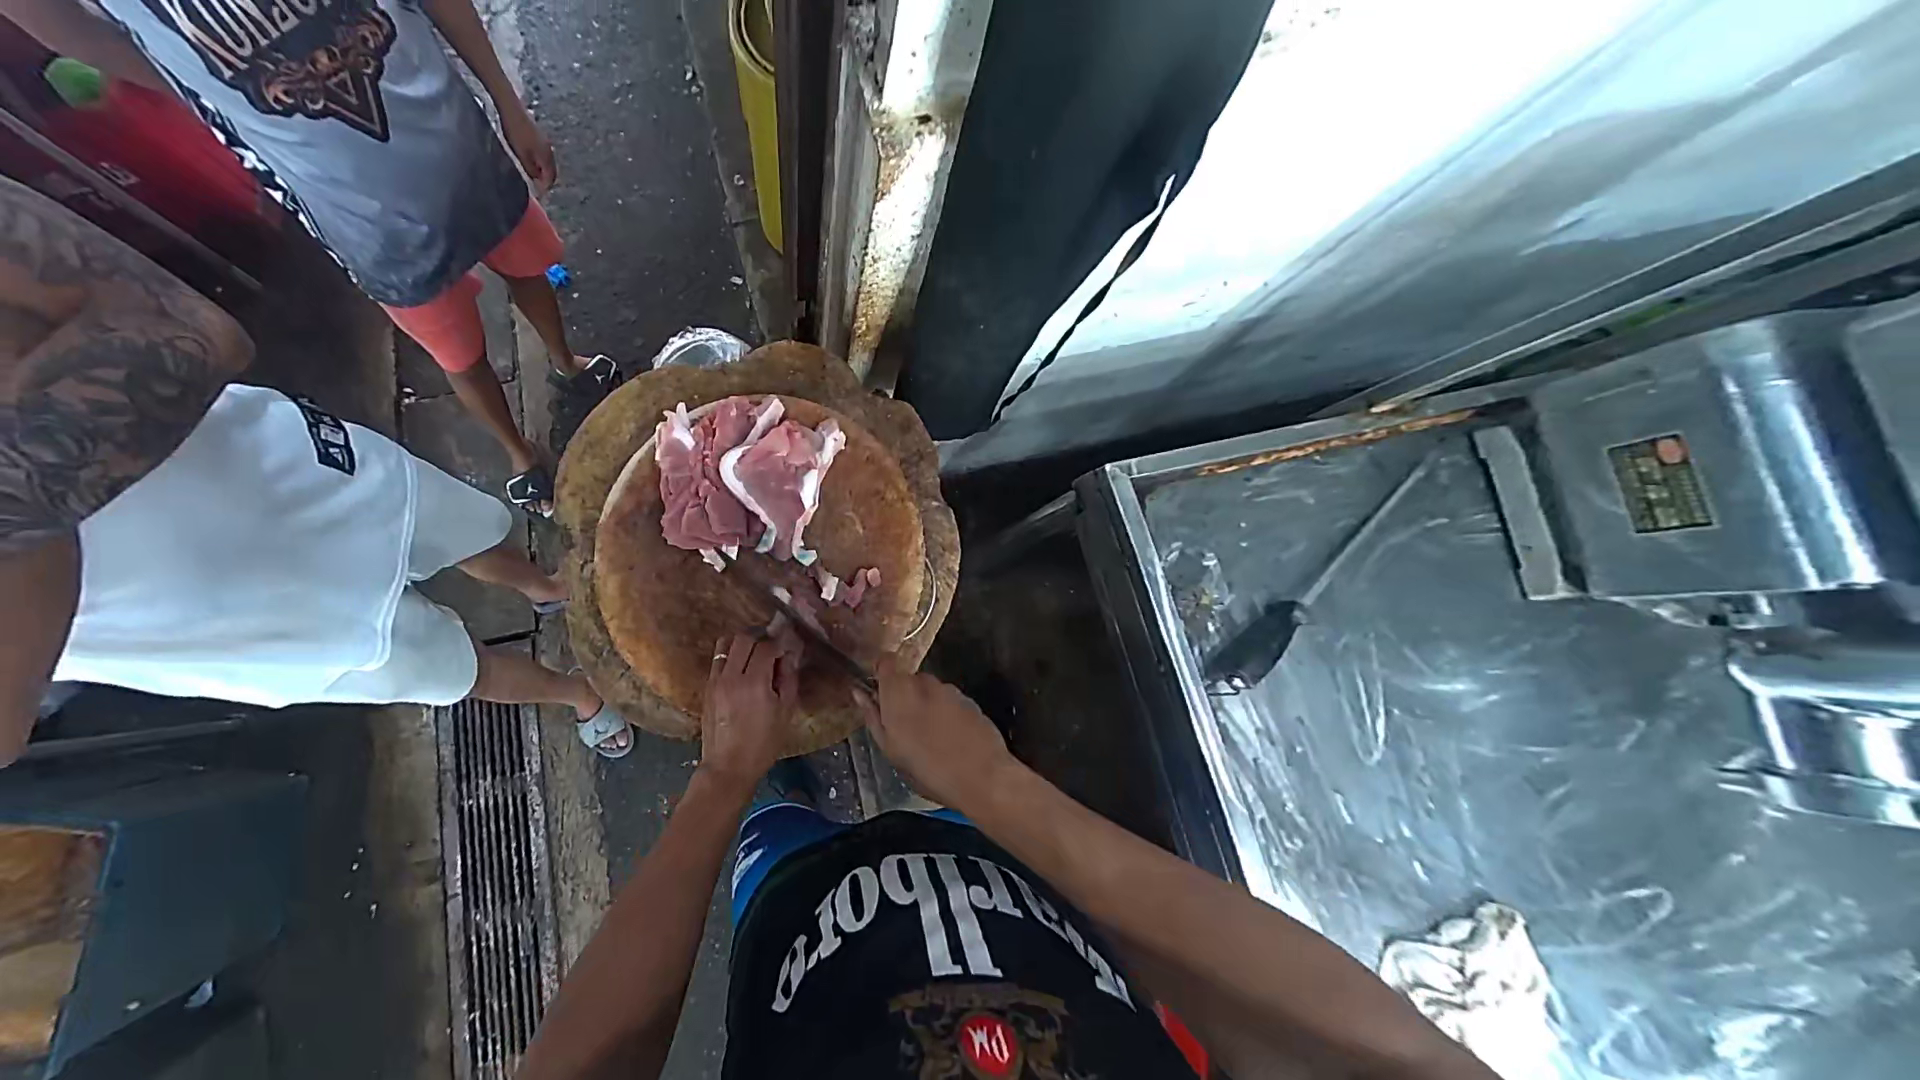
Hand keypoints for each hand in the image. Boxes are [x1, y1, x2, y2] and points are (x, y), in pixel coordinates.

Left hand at [500, 106, 557, 193]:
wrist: (510, 106)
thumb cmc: (514, 131)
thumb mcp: (521, 155)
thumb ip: (531, 170)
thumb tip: (537, 181)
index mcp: (547, 157)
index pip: (551, 177)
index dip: (545, 187)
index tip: (539, 193)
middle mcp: (549, 150)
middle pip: (550, 170)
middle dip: (545, 179)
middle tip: (536, 185)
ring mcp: (544, 142)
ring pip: (546, 161)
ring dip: (541, 169)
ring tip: (532, 173)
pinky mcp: (537, 135)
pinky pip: (541, 153)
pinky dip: (538, 160)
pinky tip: (529, 160)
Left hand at [699, 631, 797, 792]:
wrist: (729, 767)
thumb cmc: (763, 743)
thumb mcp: (786, 711)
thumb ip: (789, 678)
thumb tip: (789, 656)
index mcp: (754, 683)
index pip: (766, 647)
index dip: (780, 644)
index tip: (788, 649)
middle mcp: (731, 677)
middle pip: (743, 639)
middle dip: (760, 639)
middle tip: (771, 650)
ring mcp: (715, 681)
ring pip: (725, 644)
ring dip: (742, 644)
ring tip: (753, 655)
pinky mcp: (706, 688)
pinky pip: (717, 660)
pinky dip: (730, 657)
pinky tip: (742, 670)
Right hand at [861, 658, 1019, 811]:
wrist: (982, 777)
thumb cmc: (927, 769)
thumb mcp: (890, 750)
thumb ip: (873, 716)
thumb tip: (859, 692)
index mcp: (899, 691)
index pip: (885, 662)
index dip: (881, 673)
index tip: (880, 694)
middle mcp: (925, 683)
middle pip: (909, 680)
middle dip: (905, 697)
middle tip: (905, 729)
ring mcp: (950, 690)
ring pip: (931, 691)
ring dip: (927, 706)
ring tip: (931, 740)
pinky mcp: (970, 701)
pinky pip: (950, 702)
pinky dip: (947, 714)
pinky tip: (951, 741)